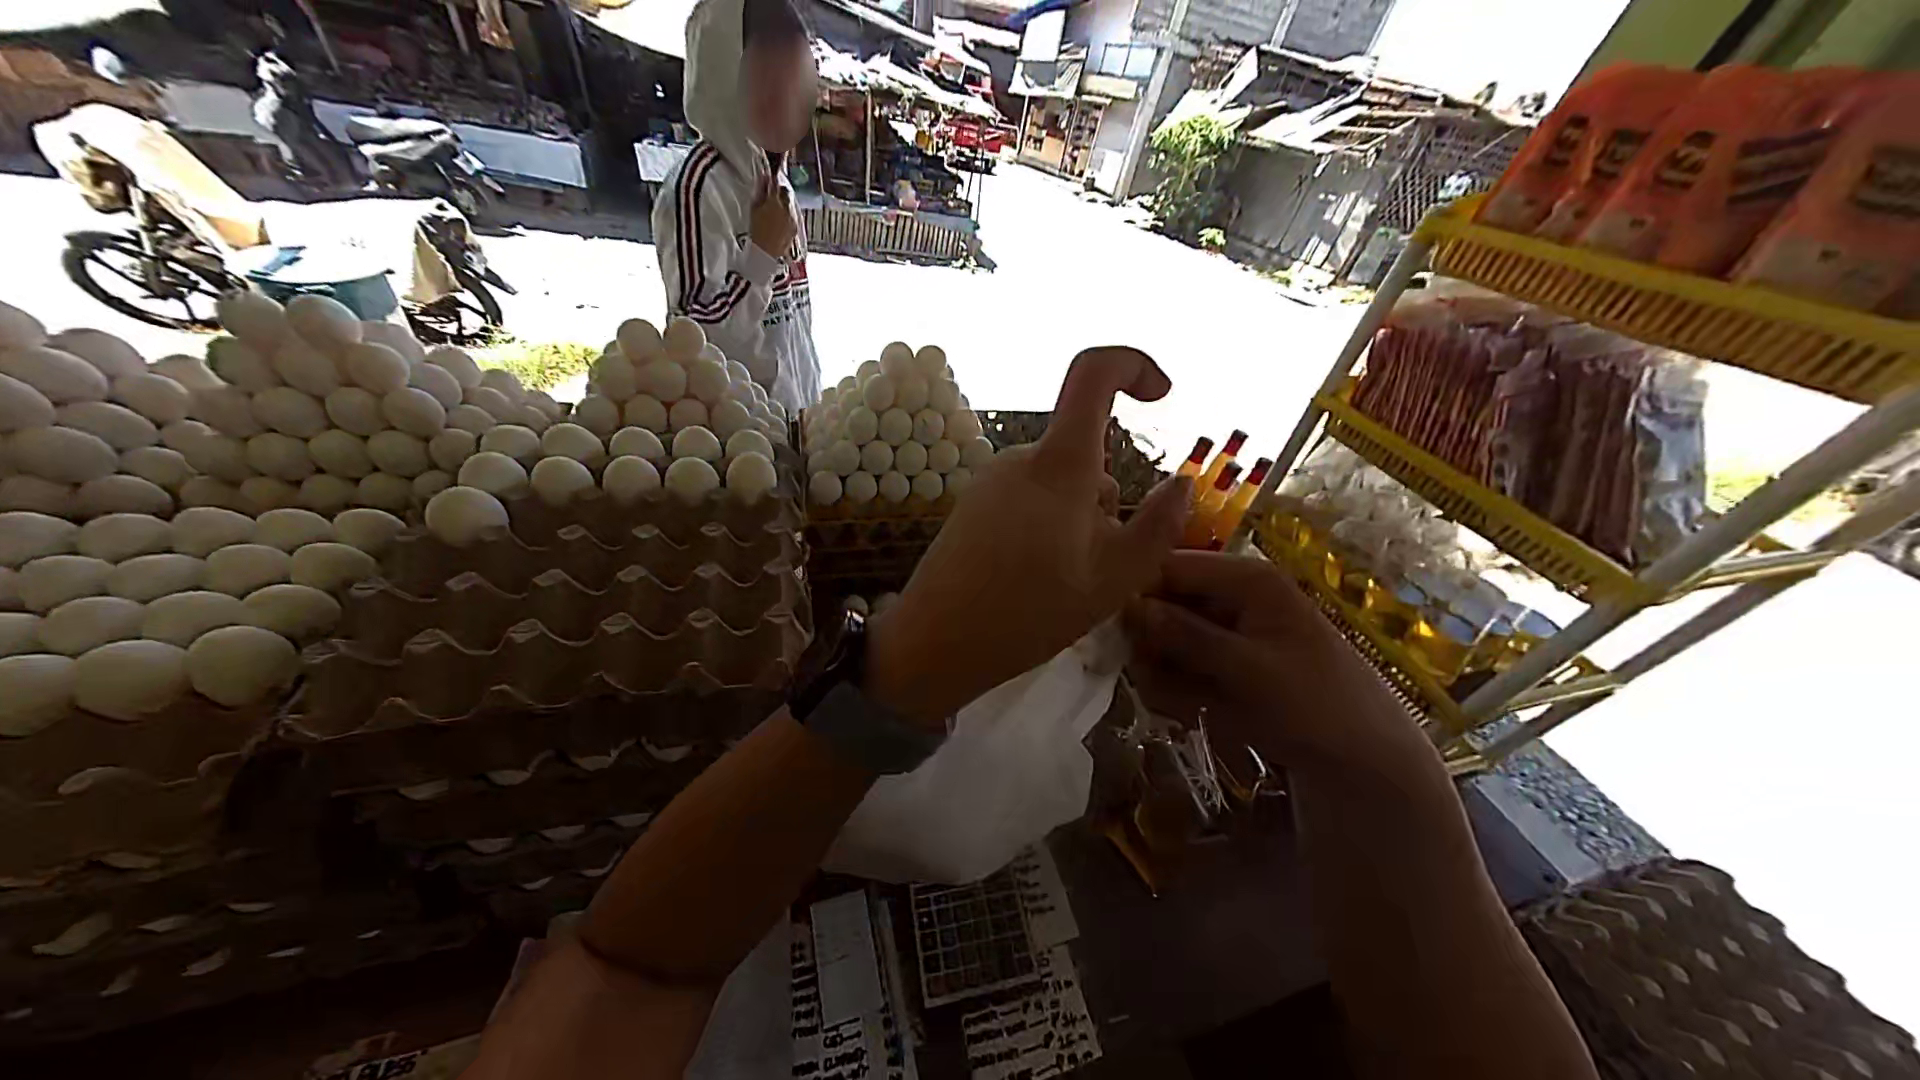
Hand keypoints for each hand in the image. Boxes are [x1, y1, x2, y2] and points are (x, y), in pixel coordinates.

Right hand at [749, 181, 796, 258]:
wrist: (766, 251)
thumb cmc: (757, 230)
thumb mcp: (754, 208)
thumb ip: (760, 192)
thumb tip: (763, 179)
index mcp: (774, 201)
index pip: (775, 183)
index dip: (772, 179)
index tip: (769, 177)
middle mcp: (786, 208)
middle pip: (785, 193)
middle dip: (780, 191)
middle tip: (773, 194)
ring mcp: (792, 218)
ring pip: (790, 205)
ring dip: (784, 204)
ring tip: (776, 209)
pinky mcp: (795, 227)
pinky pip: (792, 216)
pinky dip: (787, 215)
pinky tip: (780, 220)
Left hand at [864, 347, 1192, 729]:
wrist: (935, 644)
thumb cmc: (1028, 613)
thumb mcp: (1113, 580)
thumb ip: (1157, 527)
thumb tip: (1182, 484)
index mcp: (1058, 463)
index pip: (1093, 372)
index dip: (1133, 365)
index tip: (1162, 397)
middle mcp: (1020, 457)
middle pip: (1085, 455)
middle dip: (1108, 501)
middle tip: (1105, 569)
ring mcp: (991, 481)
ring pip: (1061, 485)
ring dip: (1080, 522)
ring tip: (1068, 585)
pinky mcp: (974, 506)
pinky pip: (1030, 500)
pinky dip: (1051, 528)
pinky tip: (1036, 582)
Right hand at [1124, 551, 1440, 779]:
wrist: (1363, 767)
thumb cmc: (1315, 706)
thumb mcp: (1249, 669)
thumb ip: (1186, 635)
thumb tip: (1127, 606)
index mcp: (1246, 580)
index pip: (1170, 565)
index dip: (1137, 592)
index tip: (1112, 630)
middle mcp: (1230, 599)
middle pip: (1160, 604)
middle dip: (1150, 644)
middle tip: (1151, 677)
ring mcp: (1223, 634)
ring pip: (1162, 640)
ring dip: (1161, 672)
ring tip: (1181, 703)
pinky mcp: (1220, 666)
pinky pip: (1177, 668)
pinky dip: (1175, 690)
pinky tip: (1190, 712)